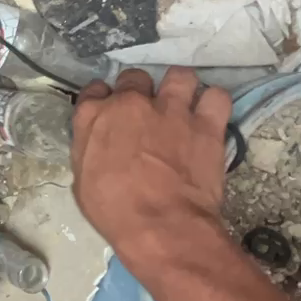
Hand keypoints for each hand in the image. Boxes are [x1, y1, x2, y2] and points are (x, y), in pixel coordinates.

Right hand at [71, 67, 233, 269]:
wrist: (161, 224)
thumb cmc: (112, 208)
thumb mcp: (82, 176)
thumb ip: (90, 147)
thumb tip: (99, 143)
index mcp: (93, 114)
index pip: (95, 89)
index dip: (104, 99)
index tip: (110, 111)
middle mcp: (129, 102)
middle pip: (135, 76)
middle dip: (140, 90)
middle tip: (146, 111)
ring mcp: (170, 110)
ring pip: (179, 76)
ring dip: (179, 87)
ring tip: (181, 103)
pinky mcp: (206, 125)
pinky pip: (217, 97)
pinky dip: (214, 103)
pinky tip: (210, 115)